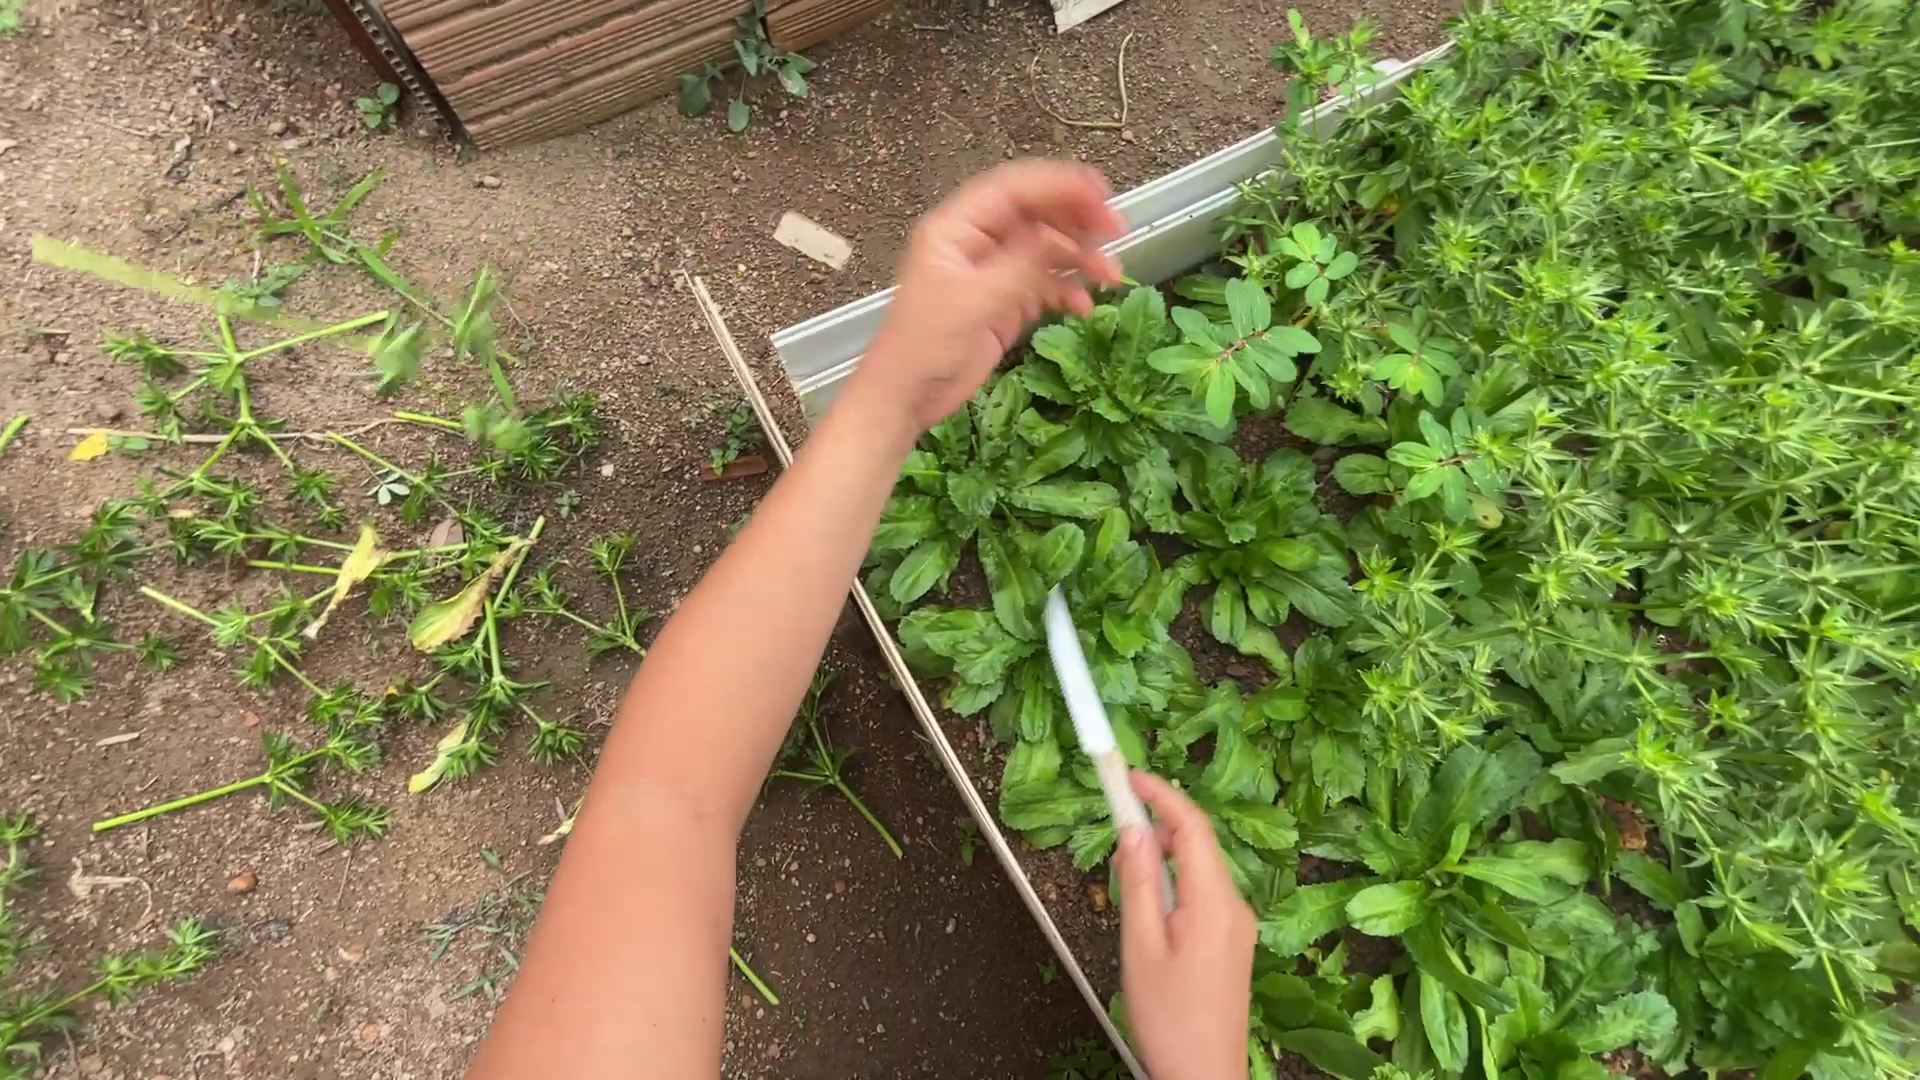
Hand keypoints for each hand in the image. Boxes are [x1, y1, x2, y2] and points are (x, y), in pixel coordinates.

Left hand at [854, 160, 1124, 433]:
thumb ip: (1018, 265)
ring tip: (1111, 275)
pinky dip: (1065, 293)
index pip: (1014, 191)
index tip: (1101, 194)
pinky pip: (1042, 288)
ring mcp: (990, 276)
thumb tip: (1058, 236)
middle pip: (1035, 216)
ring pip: (1044, 253)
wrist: (906, 397)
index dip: (1059, 186)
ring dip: (1079, 260)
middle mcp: (976, 245)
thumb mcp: (973, 301)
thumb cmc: (924, 346)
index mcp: (957, 229)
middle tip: (1116, 232)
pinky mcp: (1001, 306)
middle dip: (1076, 222)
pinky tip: (1083, 307)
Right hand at [1117, 770, 1256, 1079]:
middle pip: (1196, 841)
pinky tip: (1148, 903)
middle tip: (1116, 827)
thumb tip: (1132, 829)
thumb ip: (1137, 882)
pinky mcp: (1231, 939)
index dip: (1160, 792)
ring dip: (1161, 854)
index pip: (1190, 826)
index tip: (1127, 774)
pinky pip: (1203, 890)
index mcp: (1213, 902)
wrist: (1204, 1079)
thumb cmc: (1168, 1017)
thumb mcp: (1141, 945)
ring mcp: (1237, 923)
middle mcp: (1234, 905)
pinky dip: (1173, 879)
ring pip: (1198, 865)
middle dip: (1156, 822)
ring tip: (1125, 875)